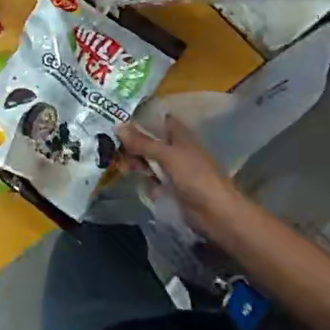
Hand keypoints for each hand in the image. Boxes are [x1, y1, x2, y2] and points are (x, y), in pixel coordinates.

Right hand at [116, 117, 230, 207]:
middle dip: (131, 143)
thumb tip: (117, 126)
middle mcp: (175, 149)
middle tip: (113, 146)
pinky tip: (131, 178)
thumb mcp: (166, 155)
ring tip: (124, 167)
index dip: (140, 117)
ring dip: (134, 161)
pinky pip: (150, 177)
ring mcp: (172, 168)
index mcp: (179, 136)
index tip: (117, 117)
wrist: (216, 213)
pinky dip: (142, 177)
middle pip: (148, 140)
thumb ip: (142, 142)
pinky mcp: (169, 186)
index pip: (157, 120)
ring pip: (146, 159)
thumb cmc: (195, 176)